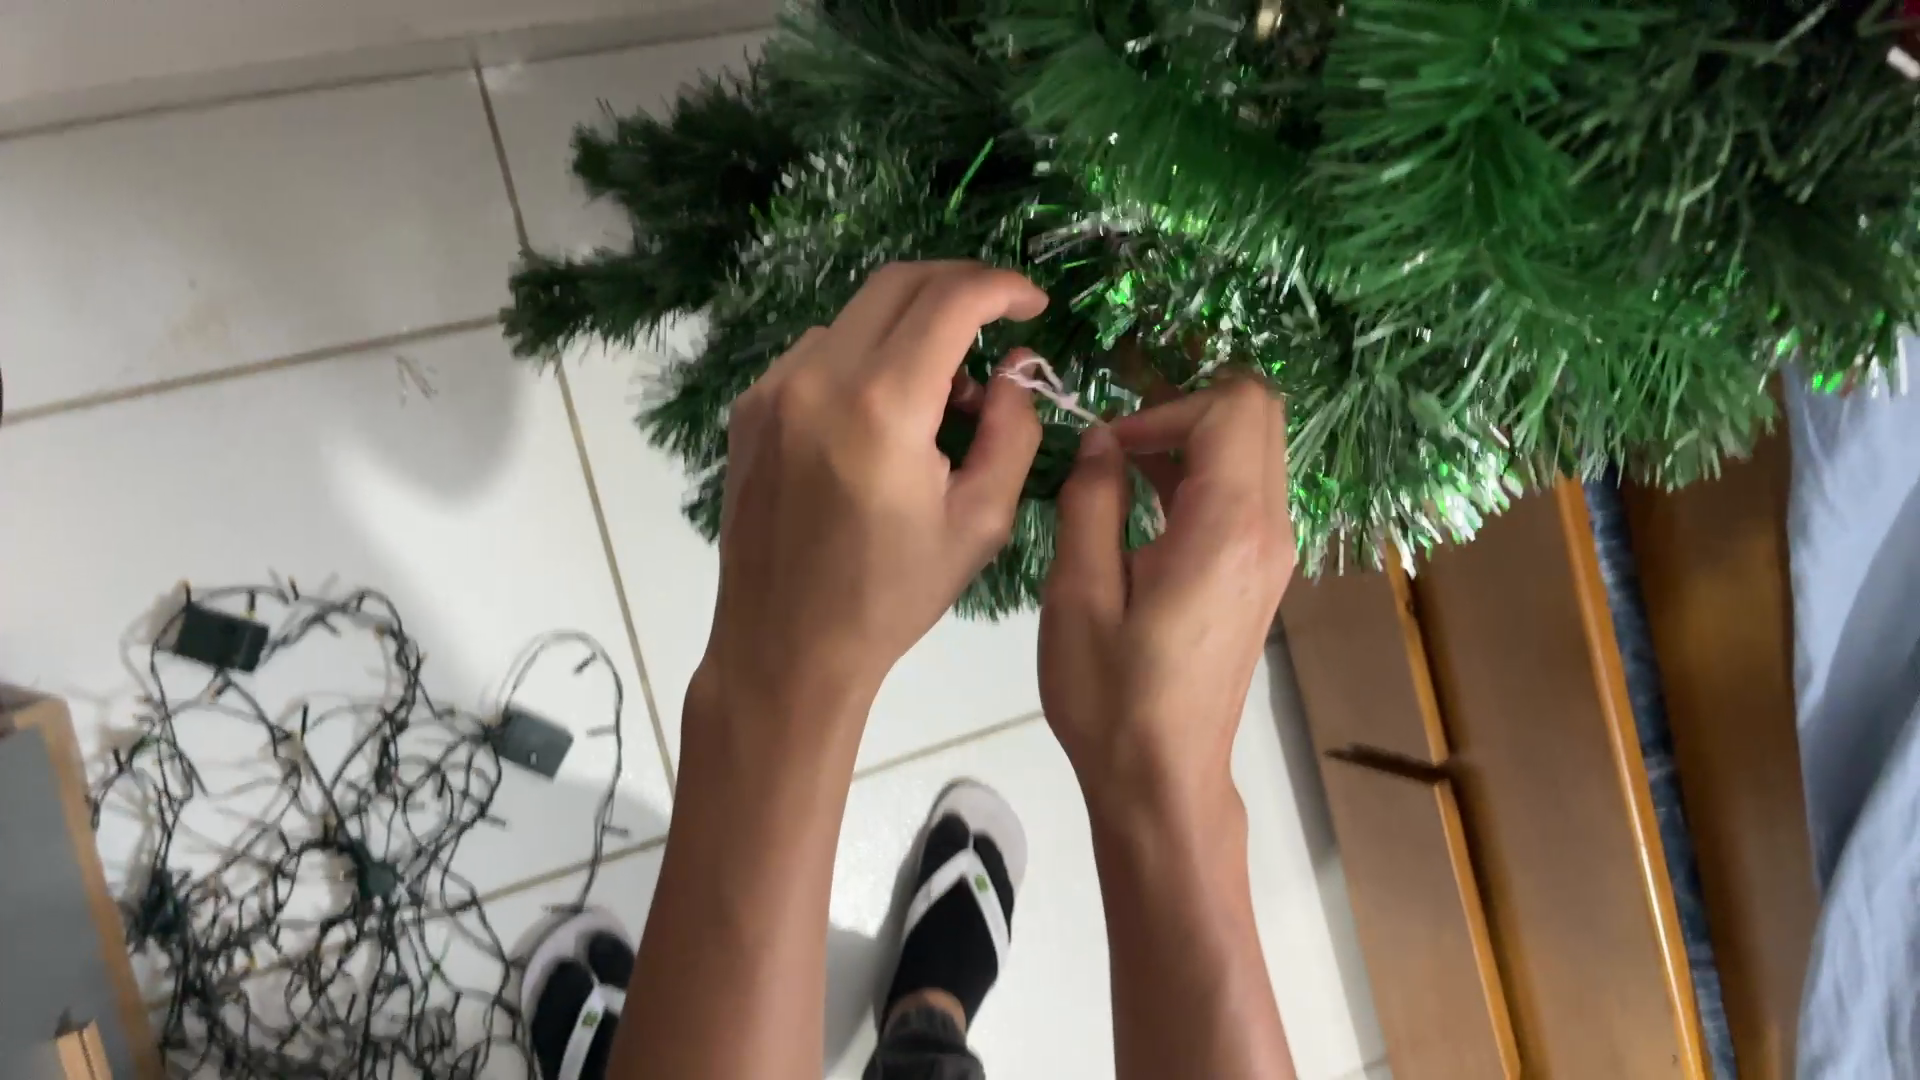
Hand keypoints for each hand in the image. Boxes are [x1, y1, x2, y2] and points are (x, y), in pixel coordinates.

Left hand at [690, 261, 1048, 744]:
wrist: (784, 645)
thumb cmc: (891, 596)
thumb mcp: (979, 523)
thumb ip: (1011, 432)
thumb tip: (1015, 367)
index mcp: (882, 408)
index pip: (950, 300)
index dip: (1001, 287)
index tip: (1032, 305)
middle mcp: (816, 378)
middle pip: (897, 283)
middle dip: (959, 287)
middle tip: (997, 325)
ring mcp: (772, 389)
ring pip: (857, 318)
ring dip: (910, 331)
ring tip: (939, 400)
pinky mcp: (749, 409)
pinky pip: (818, 354)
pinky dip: (864, 361)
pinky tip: (881, 420)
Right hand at [1038, 377, 1293, 812]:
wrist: (1162, 778)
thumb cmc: (1111, 696)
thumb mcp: (1078, 595)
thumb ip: (1090, 502)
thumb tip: (1100, 441)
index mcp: (1226, 530)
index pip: (1228, 409)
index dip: (1161, 408)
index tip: (1106, 448)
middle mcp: (1268, 530)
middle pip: (1257, 413)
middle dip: (1185, 406)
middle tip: (1119, 438)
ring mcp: (1272, 552)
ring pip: (1254, 448)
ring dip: (1192, 438)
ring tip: (1122, 462)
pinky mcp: (1261, 572)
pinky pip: (1244, 491)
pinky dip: (1200, 474)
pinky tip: (1144, 501)